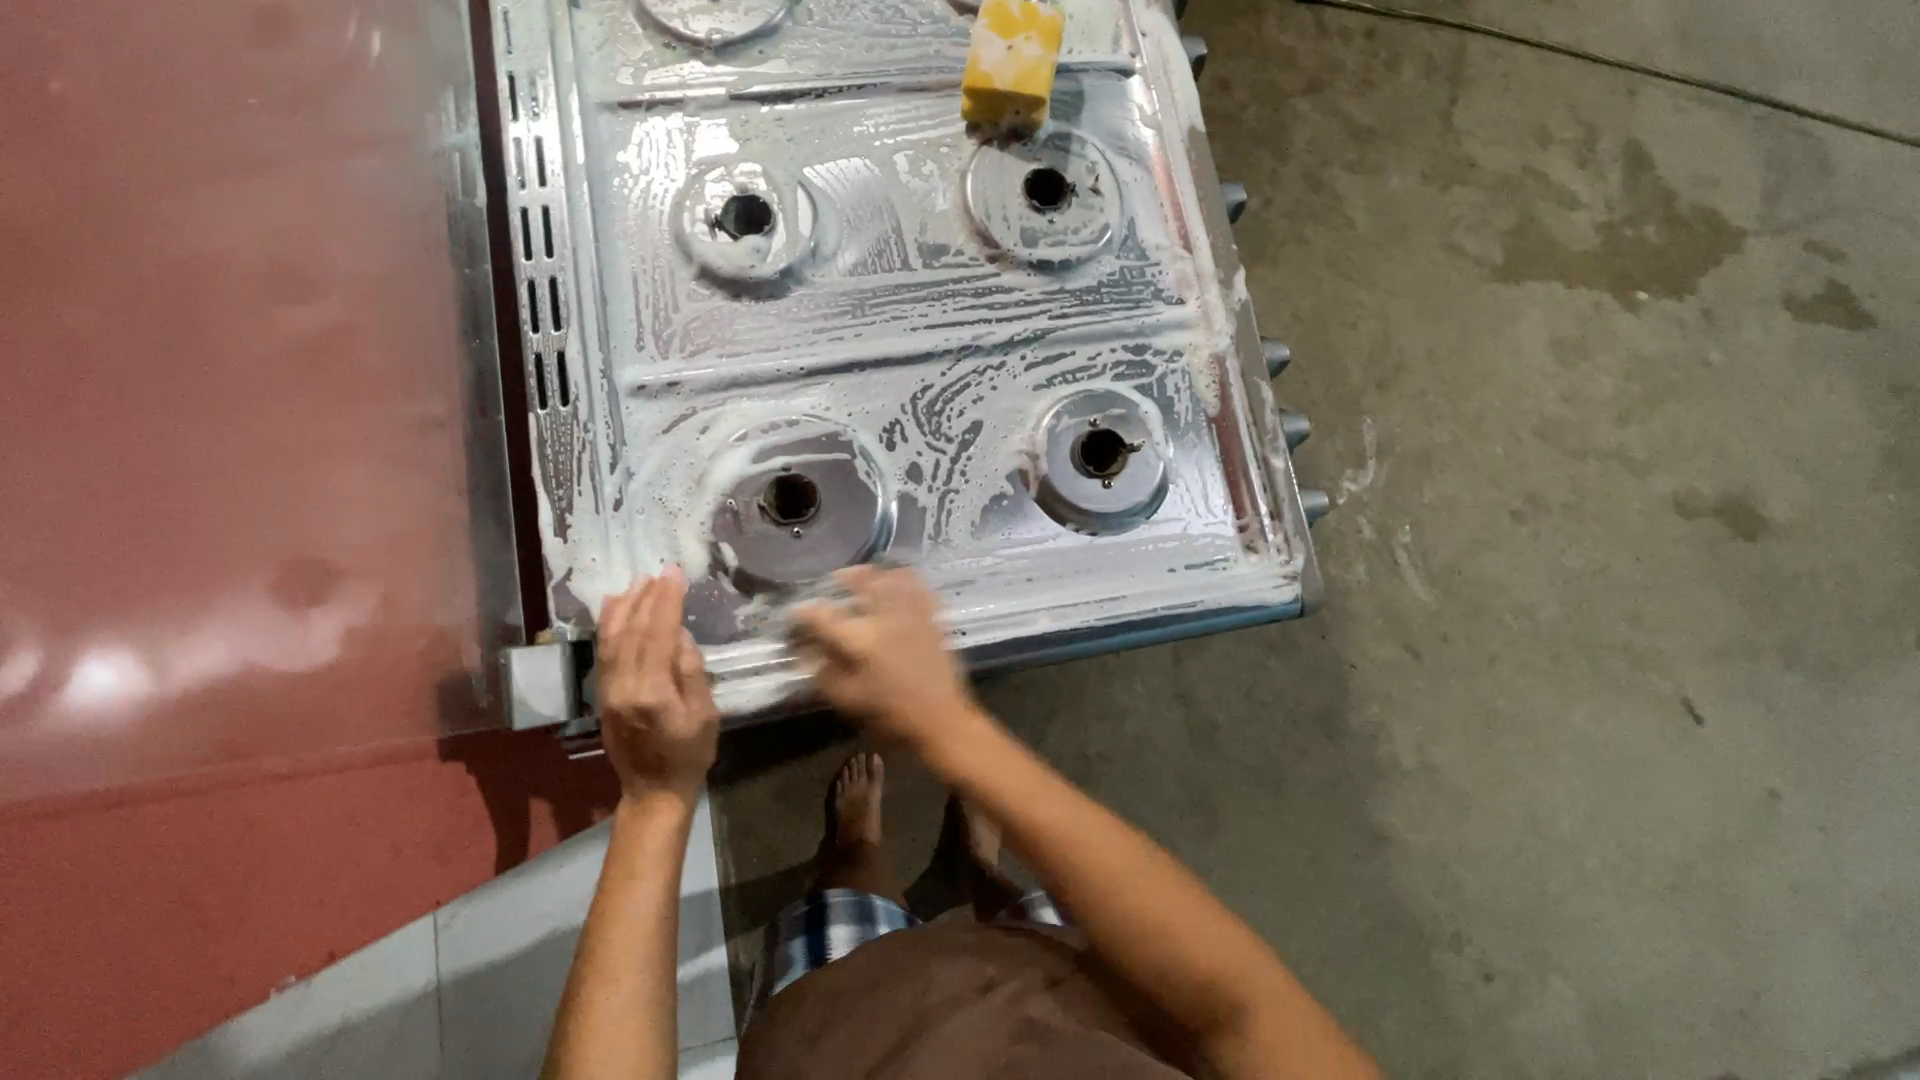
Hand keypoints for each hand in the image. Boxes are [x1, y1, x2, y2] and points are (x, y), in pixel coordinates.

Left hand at [595, 568, 718, 802]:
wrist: (653, 791)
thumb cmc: (690, 754)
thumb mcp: (705, 714)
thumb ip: (691, 670)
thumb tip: (678, 633)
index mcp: (652, 693)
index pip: (658, 634)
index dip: (667, 601)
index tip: (675, 574)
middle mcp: (623, 687)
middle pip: (632, 631)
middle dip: (647, 597)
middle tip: (662, 572)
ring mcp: (607, 690)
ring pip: (611, 638)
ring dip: (625, 606)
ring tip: (639, 582)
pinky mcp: (602, 694)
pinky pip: (603, 651)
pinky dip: (609, 624)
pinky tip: (616, 607)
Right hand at [792, 566, 986, 756]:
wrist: (942, 721)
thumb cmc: (891, 715)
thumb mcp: (848, 700)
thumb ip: (823, 673)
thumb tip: (806, 652)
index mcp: (860, 640)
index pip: (822, 616)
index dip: (803, 613)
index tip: (796, 616)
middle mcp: (886, 618)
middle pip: (860, 581)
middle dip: (841, 578)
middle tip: (832, 583)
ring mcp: (913, 614)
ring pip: (890, 577)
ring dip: (873, 574)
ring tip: (863, 578)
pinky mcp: (934, 618)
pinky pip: (919, 586)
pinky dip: (905, 579)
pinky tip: (897, 583)